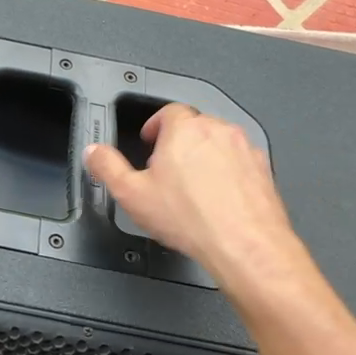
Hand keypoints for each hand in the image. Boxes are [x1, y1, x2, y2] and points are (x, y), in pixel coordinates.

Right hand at [83, 103, 314, 302]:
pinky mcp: (261, 167)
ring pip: (217, 142)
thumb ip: (107, 167)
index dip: (155, 124)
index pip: (168, 111)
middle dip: (177, 142)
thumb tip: (93, 153)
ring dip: (202, 156)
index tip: (150, 139)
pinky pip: (238, 161)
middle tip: (165, 168)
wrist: (244, 243)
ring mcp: (243, 148)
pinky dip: (226, 172)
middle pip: (194, 125)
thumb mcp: (131, 194)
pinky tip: (215, 198)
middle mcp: (217, 131)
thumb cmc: (194, 219)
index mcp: (184, 130)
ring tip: (190, 187)